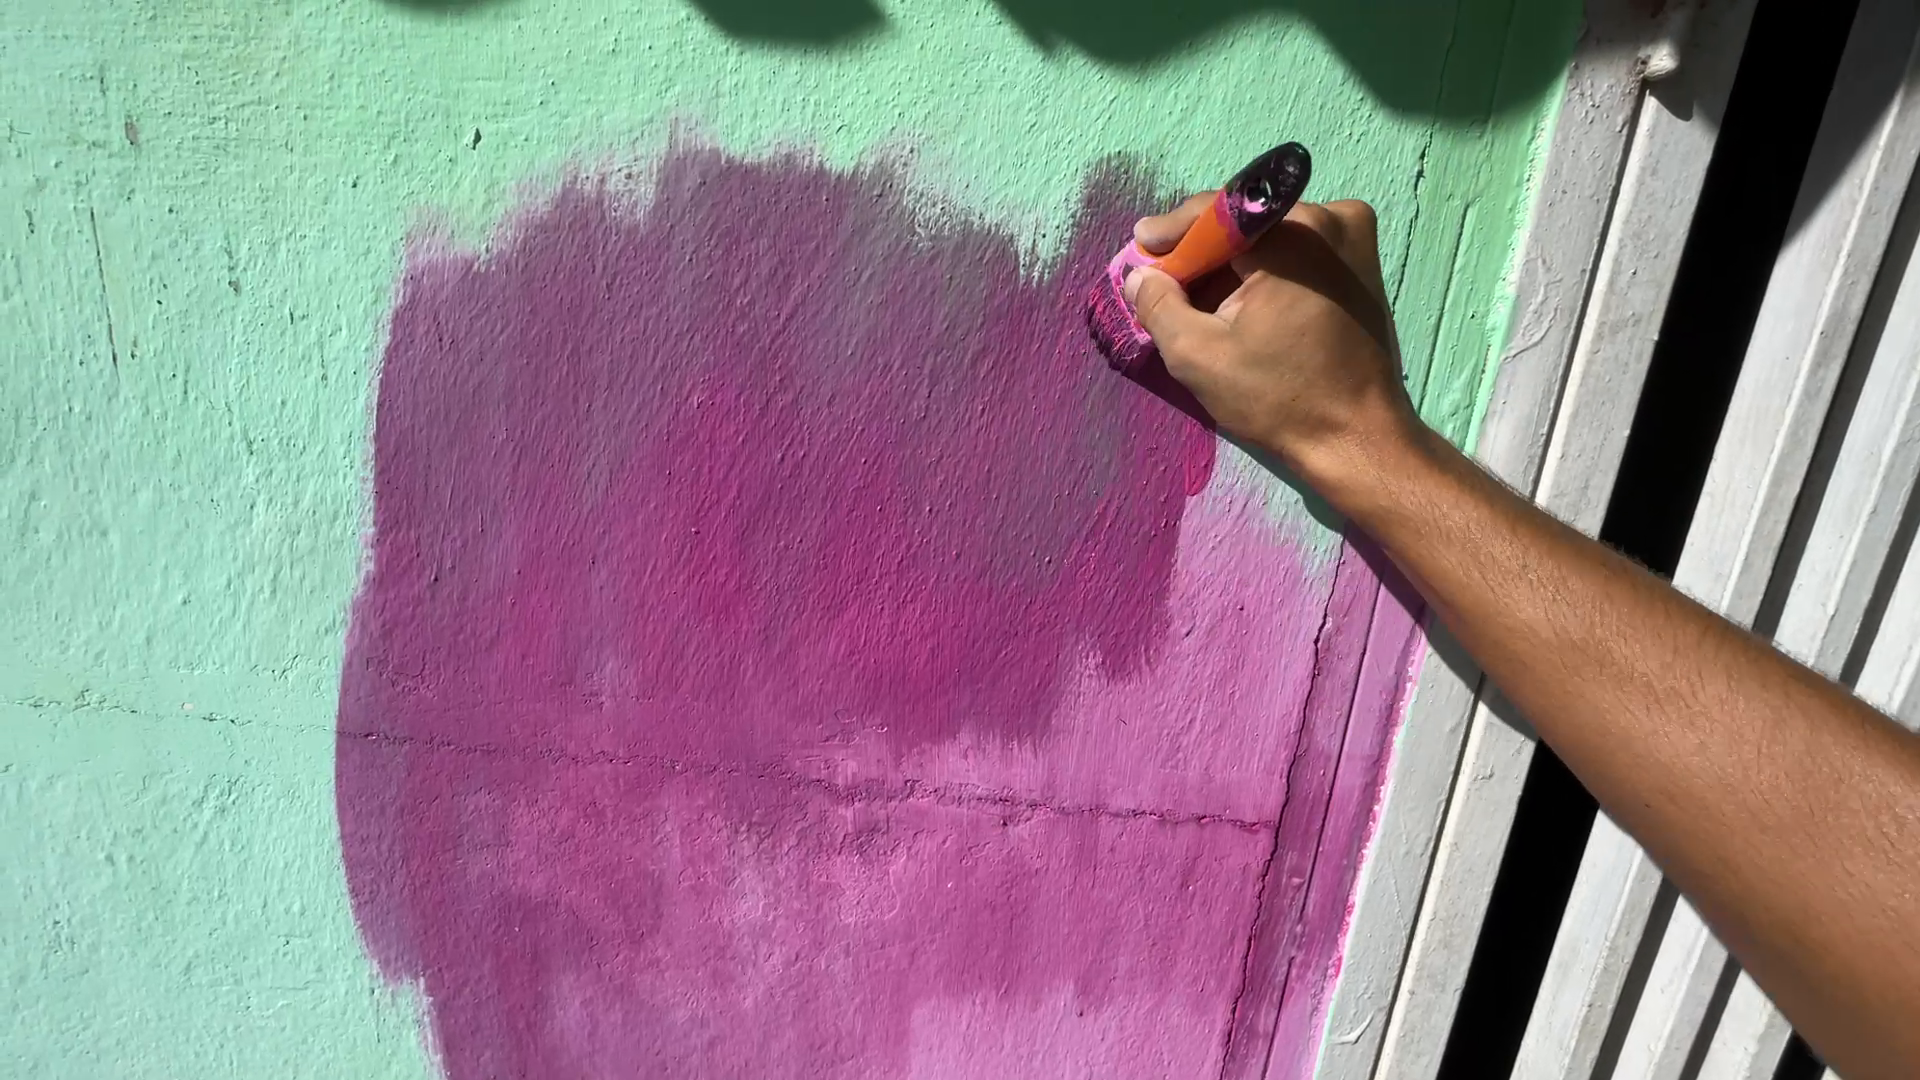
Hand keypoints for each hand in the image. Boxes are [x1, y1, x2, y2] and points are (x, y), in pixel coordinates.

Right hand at [1125, 194, 1420, 492]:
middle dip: (1199, 251)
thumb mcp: (1198, 357)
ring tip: (1198, 299)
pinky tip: (1241, 305)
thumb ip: (1159, 307)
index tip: (1139, 245)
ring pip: (1267, 236)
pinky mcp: (1361, 261)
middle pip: (1241, 222)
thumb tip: (1138, 275)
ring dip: (1229, 264)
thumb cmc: (1277, 398)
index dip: (1170, 231)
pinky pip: (1294, 250)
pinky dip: (1261, 270)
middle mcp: (1330, 217)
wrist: (1355, 436)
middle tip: (1164, 280)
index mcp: (1291, 234)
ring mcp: (1353, 236)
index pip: (1213, 212)